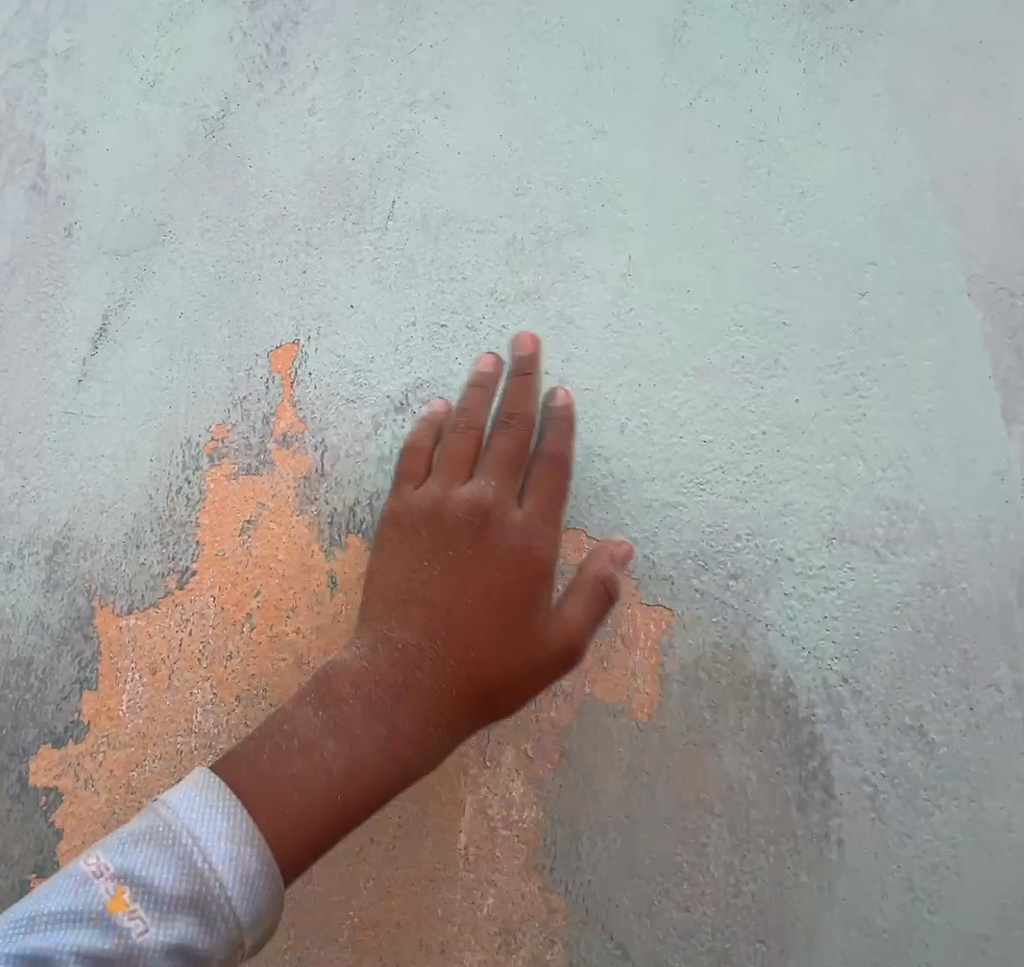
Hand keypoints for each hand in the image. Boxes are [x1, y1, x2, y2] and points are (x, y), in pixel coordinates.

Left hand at [350, 331, 634, 744]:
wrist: (405, 681)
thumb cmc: (487, 670)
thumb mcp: (558, 645)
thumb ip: (595, 592)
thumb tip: (624, 547)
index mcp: (530, 537)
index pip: (551, 463)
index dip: (560, 422)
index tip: (563, 390)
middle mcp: (486, 508)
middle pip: (509, 432)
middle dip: (521, 382)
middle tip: (525, 342)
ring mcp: (438, 505)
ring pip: (461, 432)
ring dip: (475, 391)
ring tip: (486, 357)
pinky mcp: (398, 512)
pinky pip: (413, 456)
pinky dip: (425, 428)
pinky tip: (434, 407)